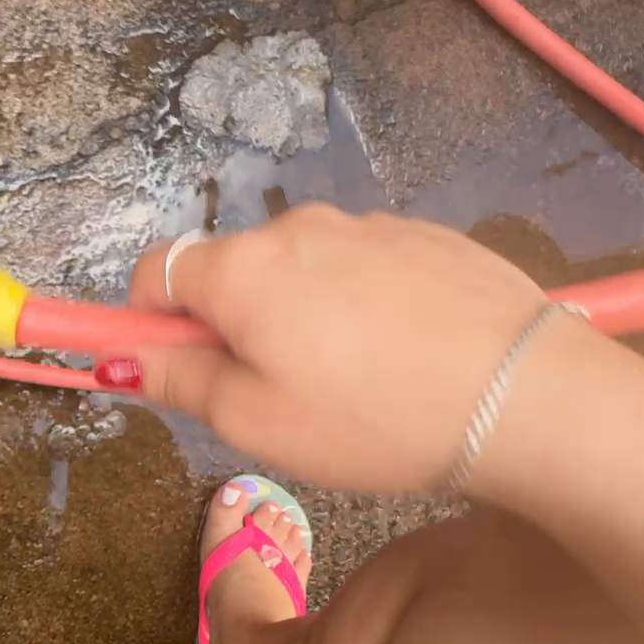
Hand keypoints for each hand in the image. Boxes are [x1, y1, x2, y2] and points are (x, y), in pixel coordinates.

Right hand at [103, 205, 567, 493]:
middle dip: (222, 322)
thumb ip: (172, 378)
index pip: (153, 271)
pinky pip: (350, 264)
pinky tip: (390, 351)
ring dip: (285, 312)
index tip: (178, 367)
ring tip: (339, 376)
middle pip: (223, 269)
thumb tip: (113, 356)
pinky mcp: (421, 235)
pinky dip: (344, 301)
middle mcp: (295, 227)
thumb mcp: (250, 417)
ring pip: (288, 268)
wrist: (531, 401)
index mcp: (241, 270)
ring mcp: (365, 224)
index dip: (147, 320)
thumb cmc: (365, 420)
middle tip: (264, 388)